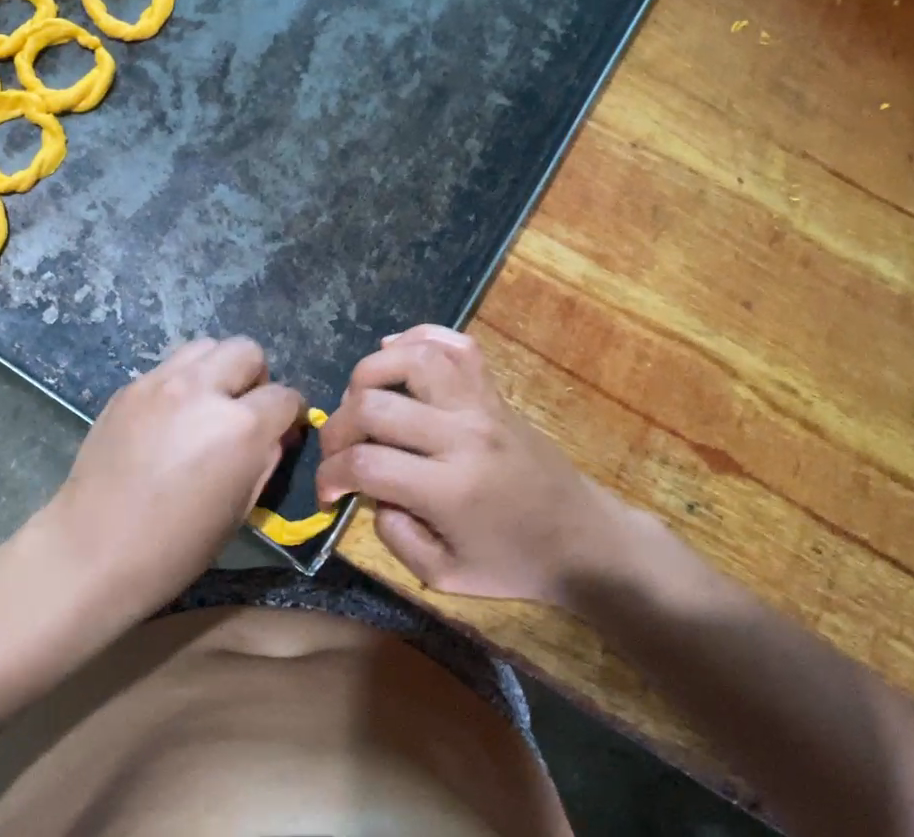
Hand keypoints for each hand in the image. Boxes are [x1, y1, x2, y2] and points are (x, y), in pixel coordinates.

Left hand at [39, 337, 303, 614]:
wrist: (93, 550)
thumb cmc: (176, 547)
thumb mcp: (240, 509)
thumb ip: (264, 459)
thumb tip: (274, 434)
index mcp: (240, 426)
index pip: (284, 396)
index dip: (290, 414)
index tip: (283, 430)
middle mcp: (202, 390)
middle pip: (246, 351)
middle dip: (255, 378)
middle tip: (243, 412)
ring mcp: (159, 383)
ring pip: (205, 347)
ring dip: (217, 371)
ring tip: (206, 407)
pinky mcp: (127, 388)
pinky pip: (168, 367)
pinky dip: (181, 383)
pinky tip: (169, 420)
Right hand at [316, 325, 630, 603]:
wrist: (584, 540)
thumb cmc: (512, 563)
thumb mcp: (443, 575)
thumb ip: (393, 536)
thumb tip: (370, 491)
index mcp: (450, 489)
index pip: (365, 463)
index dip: (330, 476)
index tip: (329, 493)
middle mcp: (463, 435)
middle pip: (374, 405)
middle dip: (337, 429)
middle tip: (339, 453)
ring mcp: (482, 406)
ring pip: (412, 360)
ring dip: (369, 375)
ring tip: (360, 401)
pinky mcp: (495, 392)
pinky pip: (456, 346)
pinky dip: (419, 338)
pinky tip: (395, 353)